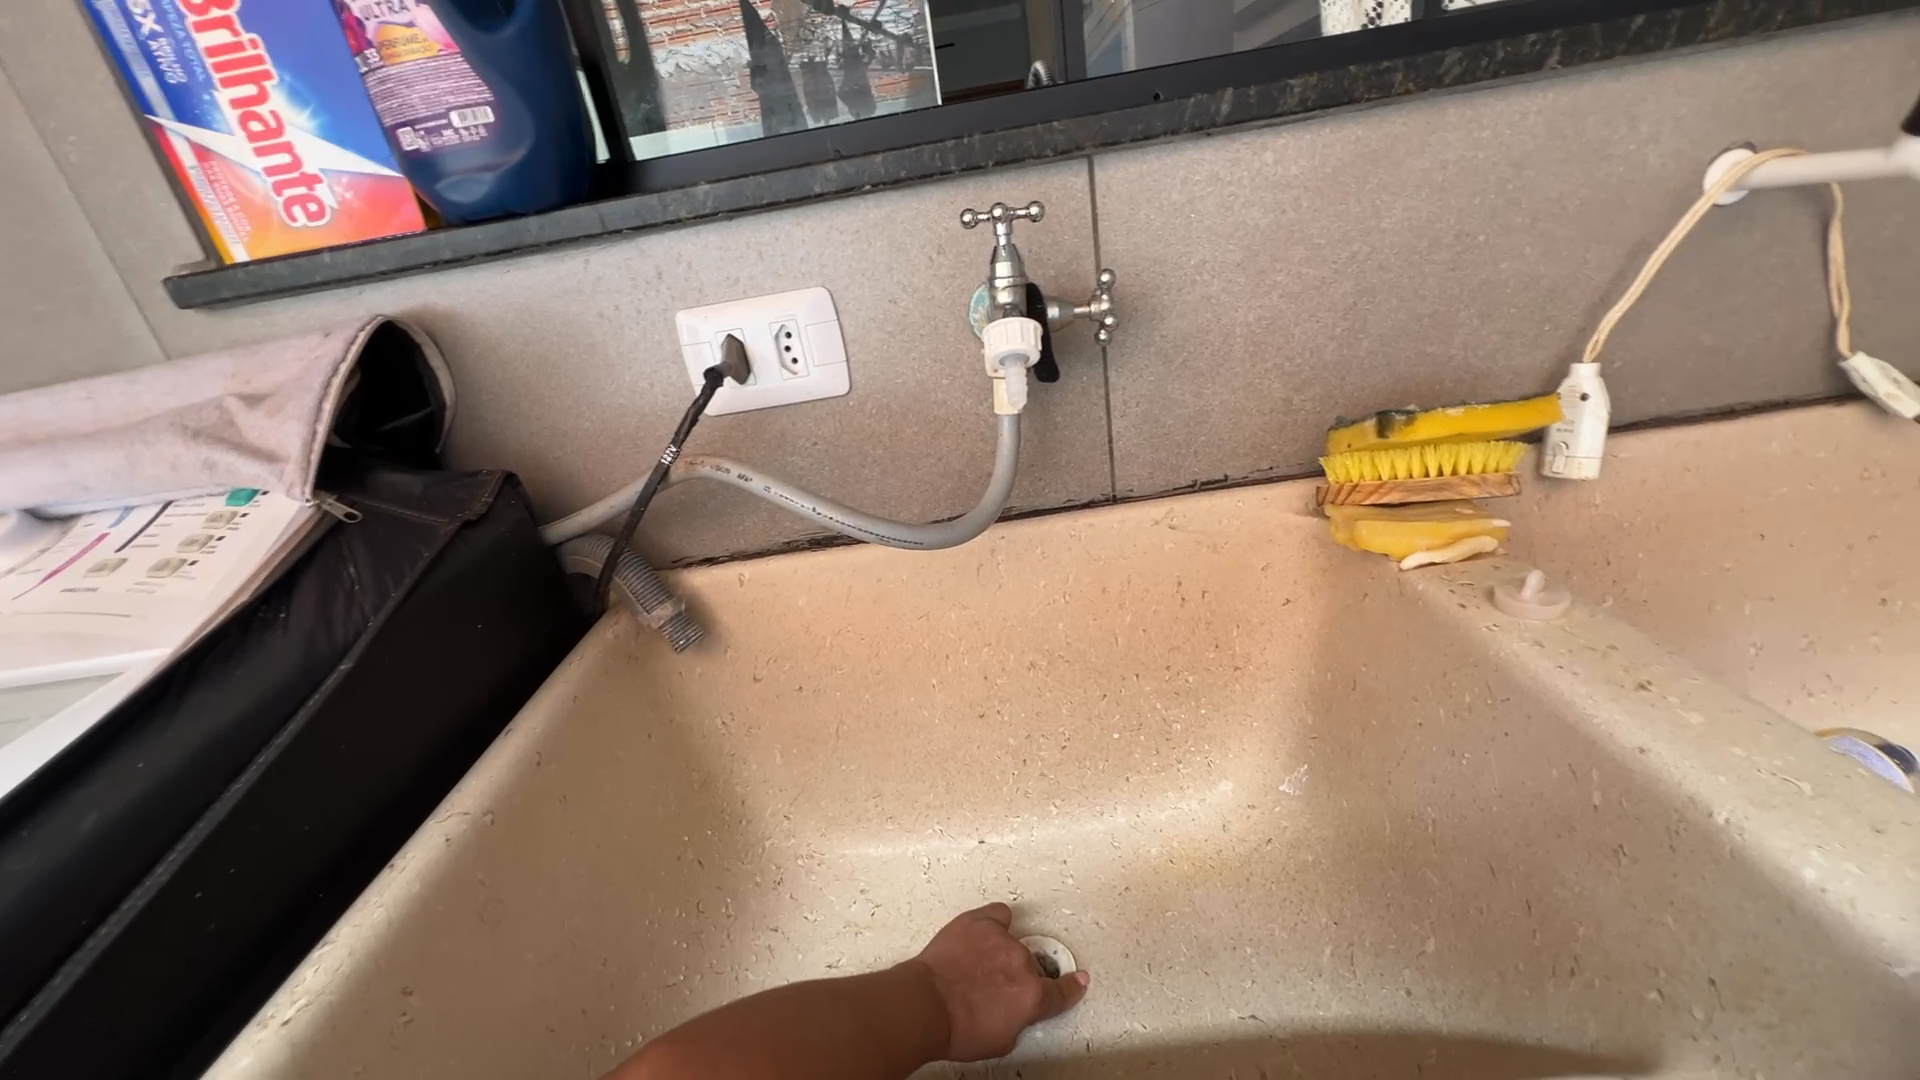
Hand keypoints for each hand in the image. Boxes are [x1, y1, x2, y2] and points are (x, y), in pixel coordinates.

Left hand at [905, 902, 1089, 1061]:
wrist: (926, 1005)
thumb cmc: (957, 1027)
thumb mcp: (1001, 1040)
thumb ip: (1020, 1018)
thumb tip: (1017, 1008)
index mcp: (1032, 996)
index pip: (1061, 992)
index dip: (1072, 988)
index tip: (1079, 981)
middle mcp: (1022, 963)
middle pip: (1031, 966)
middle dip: (1017, 977)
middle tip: (992, 988)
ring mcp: (1001, 939)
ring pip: (1012, 942)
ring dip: (1000, 953)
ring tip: (975, 966)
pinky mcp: (979, 922)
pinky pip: (997, 914)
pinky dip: (995, 922)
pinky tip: (986, 930)